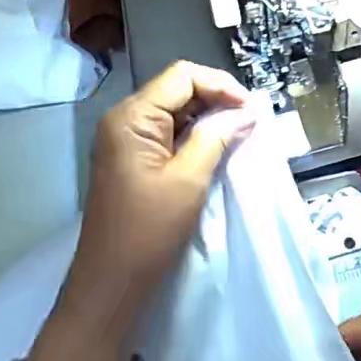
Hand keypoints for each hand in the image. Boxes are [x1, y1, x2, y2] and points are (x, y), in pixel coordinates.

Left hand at [28, 62, 254, 360]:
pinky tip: (217, 144)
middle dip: (216, 98)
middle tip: (250, 120)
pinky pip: (167, 130)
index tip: (251, 109)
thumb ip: (217, 137)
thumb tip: (246, 113)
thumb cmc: (148, 231)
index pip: (182, 76)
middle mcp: (124, 118)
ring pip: (174, 108)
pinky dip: (193, 132)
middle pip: (177, 88)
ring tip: (240, 131)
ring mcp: (124, 137)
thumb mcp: (189, 180)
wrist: (109, 284)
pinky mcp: (131, 156)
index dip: (221, 85)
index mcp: (132, 117)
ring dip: (208, 115)